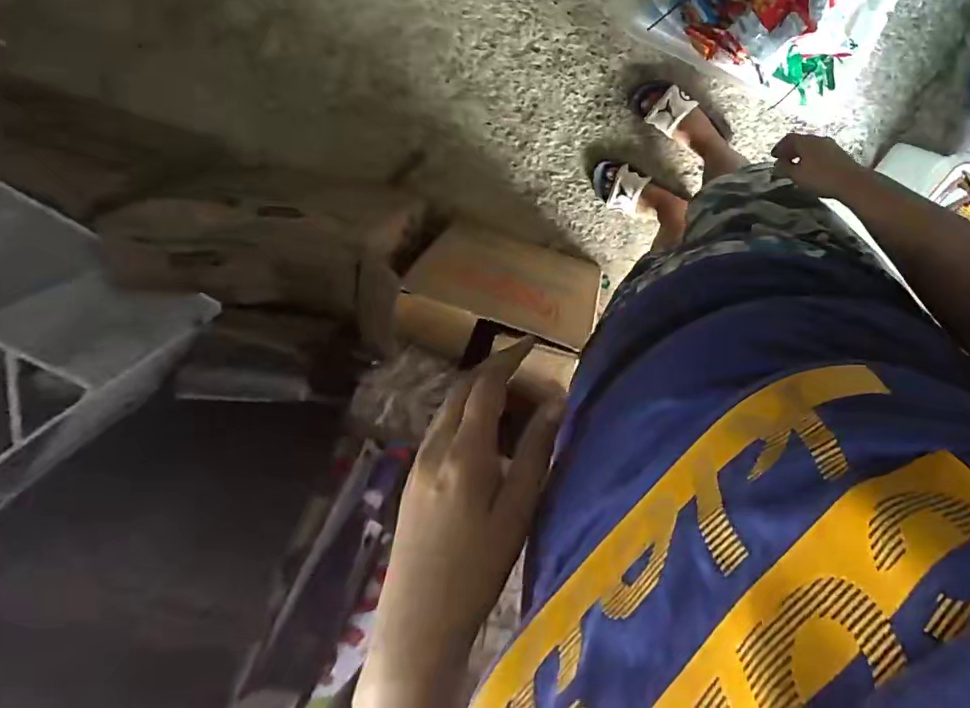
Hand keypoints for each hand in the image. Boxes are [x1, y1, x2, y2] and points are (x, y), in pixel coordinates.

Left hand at [357, 338, 564, 707]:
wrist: (417, 625)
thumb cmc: (478, 569)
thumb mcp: (518, 509)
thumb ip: (535, 449)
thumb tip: (557, 402)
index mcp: (462, 452)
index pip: (485, 385)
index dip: (509, 359)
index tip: (533, 344)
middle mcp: (434, 448)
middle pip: (462, 390)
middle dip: (497, 374)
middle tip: (534, 384)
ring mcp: (417, 464)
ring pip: (451, 409)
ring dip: (483, 396)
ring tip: (520, 413)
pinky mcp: (412, 481)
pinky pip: (443, 430)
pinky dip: (469, 418)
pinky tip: (491, 444)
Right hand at [772, 133, 871, 199]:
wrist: (852, 182)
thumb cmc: (822, 178)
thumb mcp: (798, 176)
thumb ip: (785, 168)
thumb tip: (778, 164)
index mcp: (805, 141)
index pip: (789, 139)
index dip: (780, 147)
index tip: (774, 156)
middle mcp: (818, 139)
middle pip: (801, 141)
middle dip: (791, 150)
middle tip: (784, 160)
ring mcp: (830, 145)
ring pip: (812, 146)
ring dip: (803, 154)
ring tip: (798, 165)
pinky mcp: (840, 153)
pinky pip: (821, 152)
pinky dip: (813, 157)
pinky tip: (813, 168)